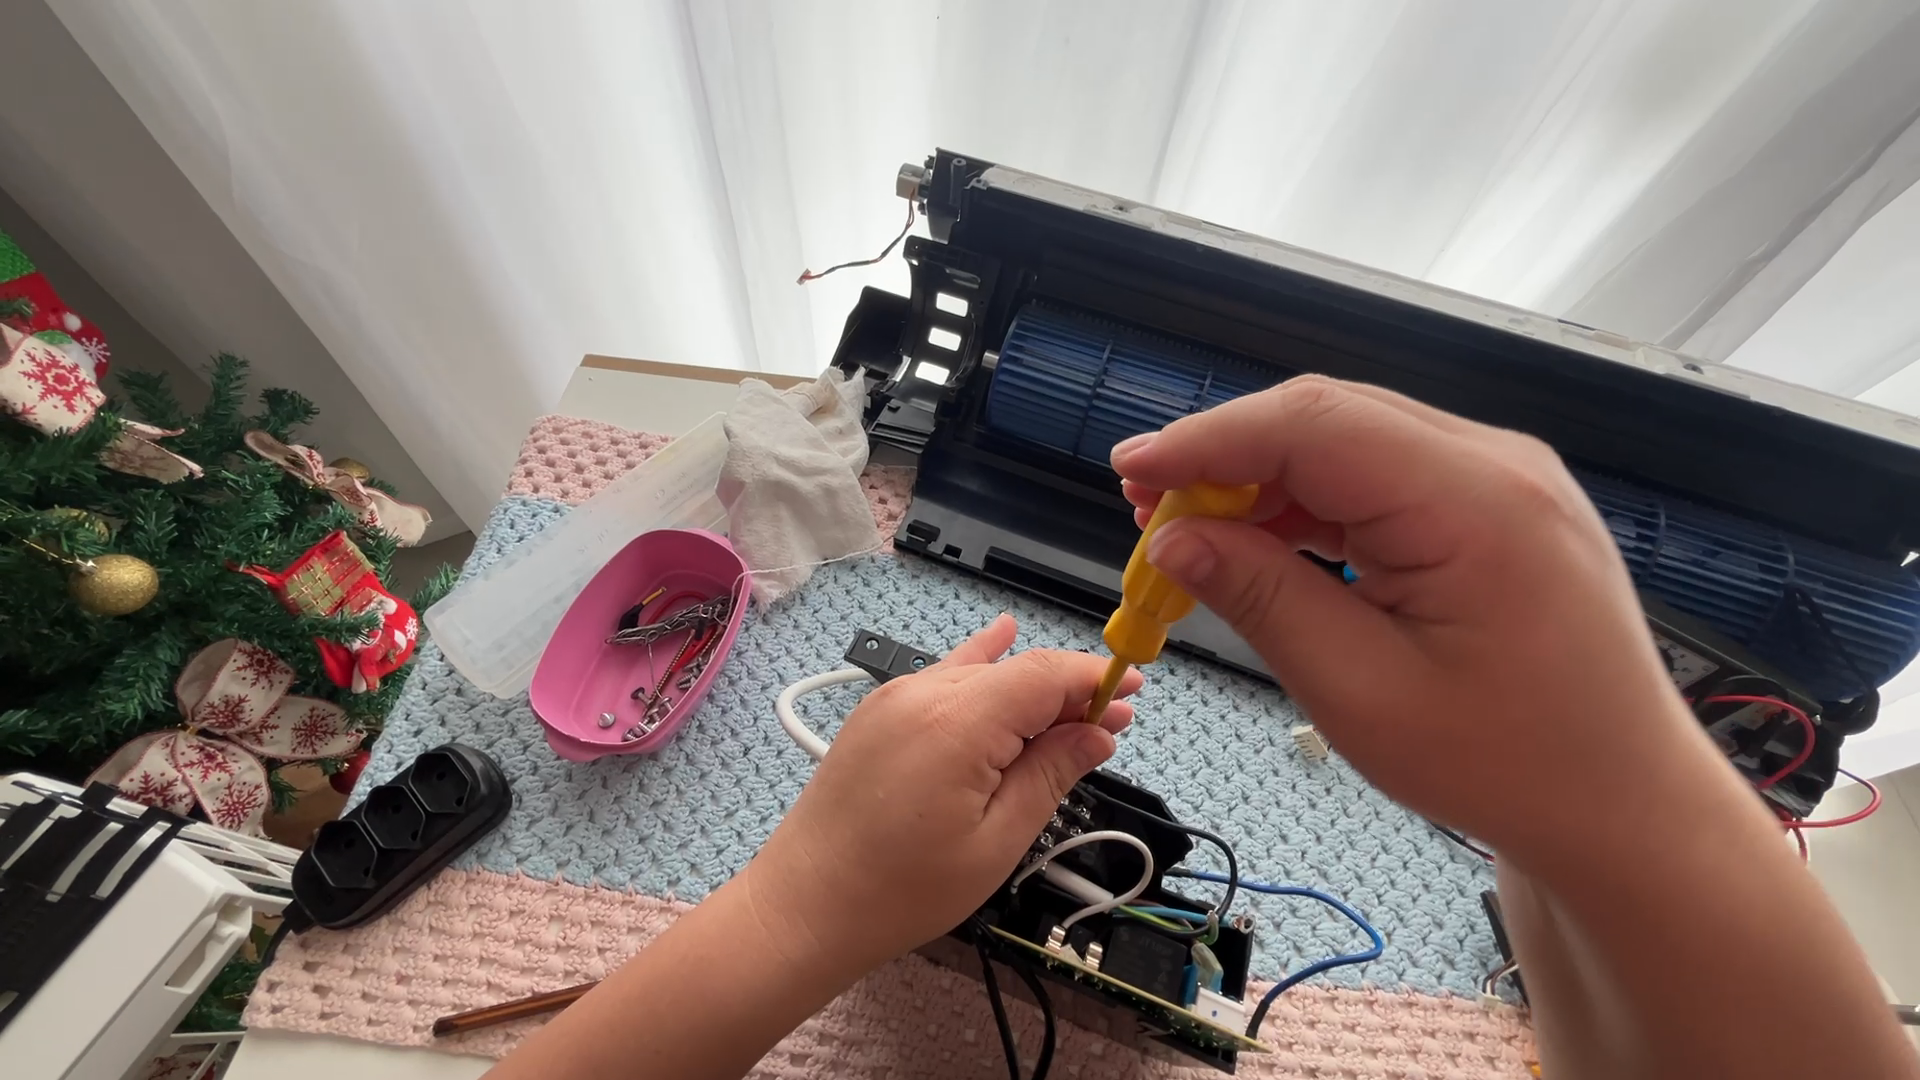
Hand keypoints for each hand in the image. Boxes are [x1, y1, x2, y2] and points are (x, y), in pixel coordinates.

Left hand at [742, 614, 1141, 973]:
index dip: (1094, 678)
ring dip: (1029, 687)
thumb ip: (1051, 774)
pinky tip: (1000, 637)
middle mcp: (926, 691)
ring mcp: (896, 694)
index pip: (1044, 674)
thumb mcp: (996, 842)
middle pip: (1016, 671)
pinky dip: (980, 662)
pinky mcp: (880, 707)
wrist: (804, 903)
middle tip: (1108, 727)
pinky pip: (944, 674)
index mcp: (959, 721)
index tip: (1134, 691)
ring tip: (1068, 711)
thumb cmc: (904, 889)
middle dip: (1068, 693)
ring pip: (982, 672)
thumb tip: (1098, 733)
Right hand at [1111, 376, 1737, 861]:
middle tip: (1144, 504)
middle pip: (1323, 419)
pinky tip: (1249, 538)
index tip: (1128, 468)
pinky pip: (1364, 477)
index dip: (1207, 439)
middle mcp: (1490, 462)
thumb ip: (1260, 597)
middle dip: (1221, 455)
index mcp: (1475, 501)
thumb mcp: (1358, 690)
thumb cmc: (1500, 763)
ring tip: (1183, 525)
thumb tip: (1173, 540)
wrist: (1621, 805)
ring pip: (1337, 443)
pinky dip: (1294, 501)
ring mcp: (1489, 477)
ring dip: (1252, 478)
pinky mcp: (1475, 503)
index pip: (1313, 426)